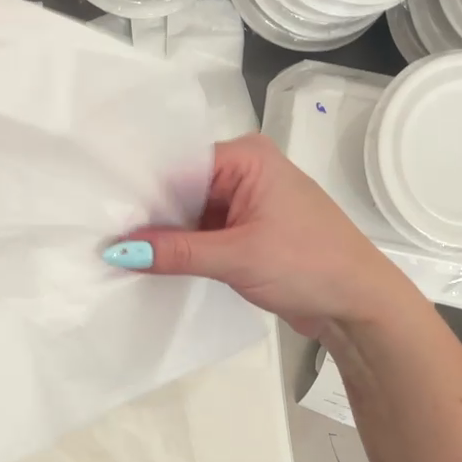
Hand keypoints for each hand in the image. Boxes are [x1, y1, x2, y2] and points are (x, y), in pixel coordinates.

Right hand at [110, 135, 406, 335]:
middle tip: (103, 237)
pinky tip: (153, 264)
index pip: (178, 165)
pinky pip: (205, 235)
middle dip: (150, 216)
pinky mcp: (249, 233)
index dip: (142, 191)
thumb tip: (119, 250)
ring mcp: (248, 204)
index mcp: (247, 157)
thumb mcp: (236, 257)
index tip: (104, 213)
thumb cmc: (307, 265)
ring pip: (191, 215)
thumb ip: (176, 252)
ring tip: (120, 253)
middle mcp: (246, 172)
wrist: (357, 304)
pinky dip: (184, 250)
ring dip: (166, 237)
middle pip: (182, 189)